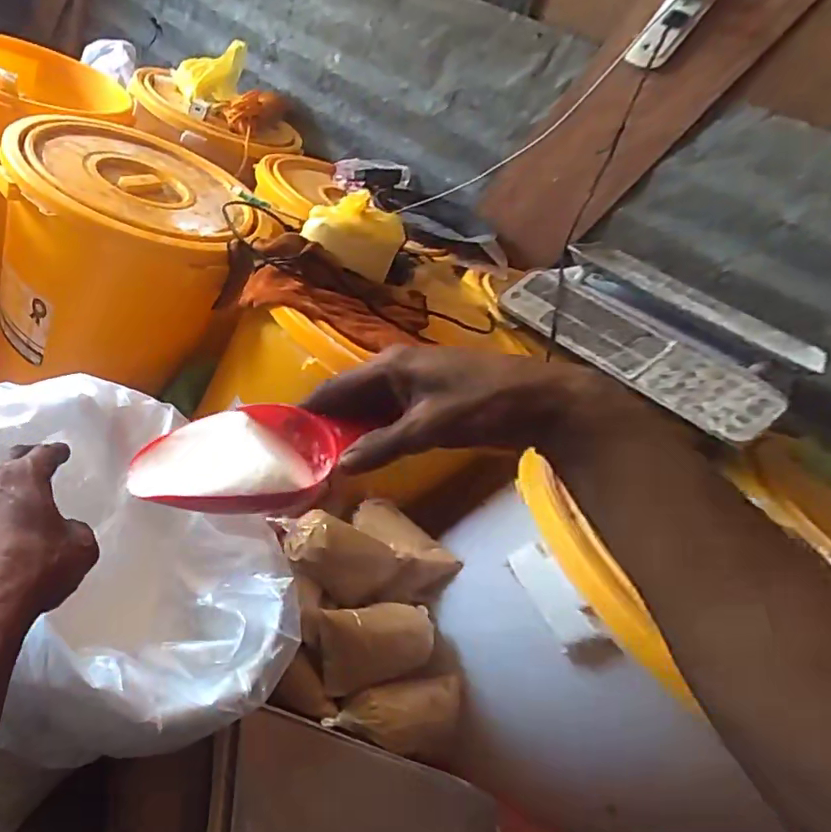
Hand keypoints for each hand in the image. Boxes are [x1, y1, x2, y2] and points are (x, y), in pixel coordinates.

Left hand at [0, 443, 98, 637]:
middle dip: (28, 458)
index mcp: (24, 477)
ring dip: (11, 486)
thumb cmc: (38, 565)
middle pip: (13, 461)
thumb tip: (67, 529)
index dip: (57, 451)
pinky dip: (1, 509)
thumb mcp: (80, 547)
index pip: (44, 453)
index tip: (63, 451)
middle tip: (41, 461)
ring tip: (26, 492)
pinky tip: (10, 520)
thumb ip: (78, 529)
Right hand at [301, 346, 641, 473]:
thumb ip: (384, 445)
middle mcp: (395, 369)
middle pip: (347, 397)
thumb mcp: (431, 427)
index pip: (334, 388)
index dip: (307, 409)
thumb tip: (341, 466)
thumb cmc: (486, 405)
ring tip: (324, 458)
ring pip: (366, 408)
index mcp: (390, 365)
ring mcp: (413, 385)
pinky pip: (387, 417)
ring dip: (348, 431)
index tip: (281, 431)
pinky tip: (362, 454)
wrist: (549, 402)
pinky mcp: (428, 401)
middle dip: (325, 423)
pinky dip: (372, 434)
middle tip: (301, 452)